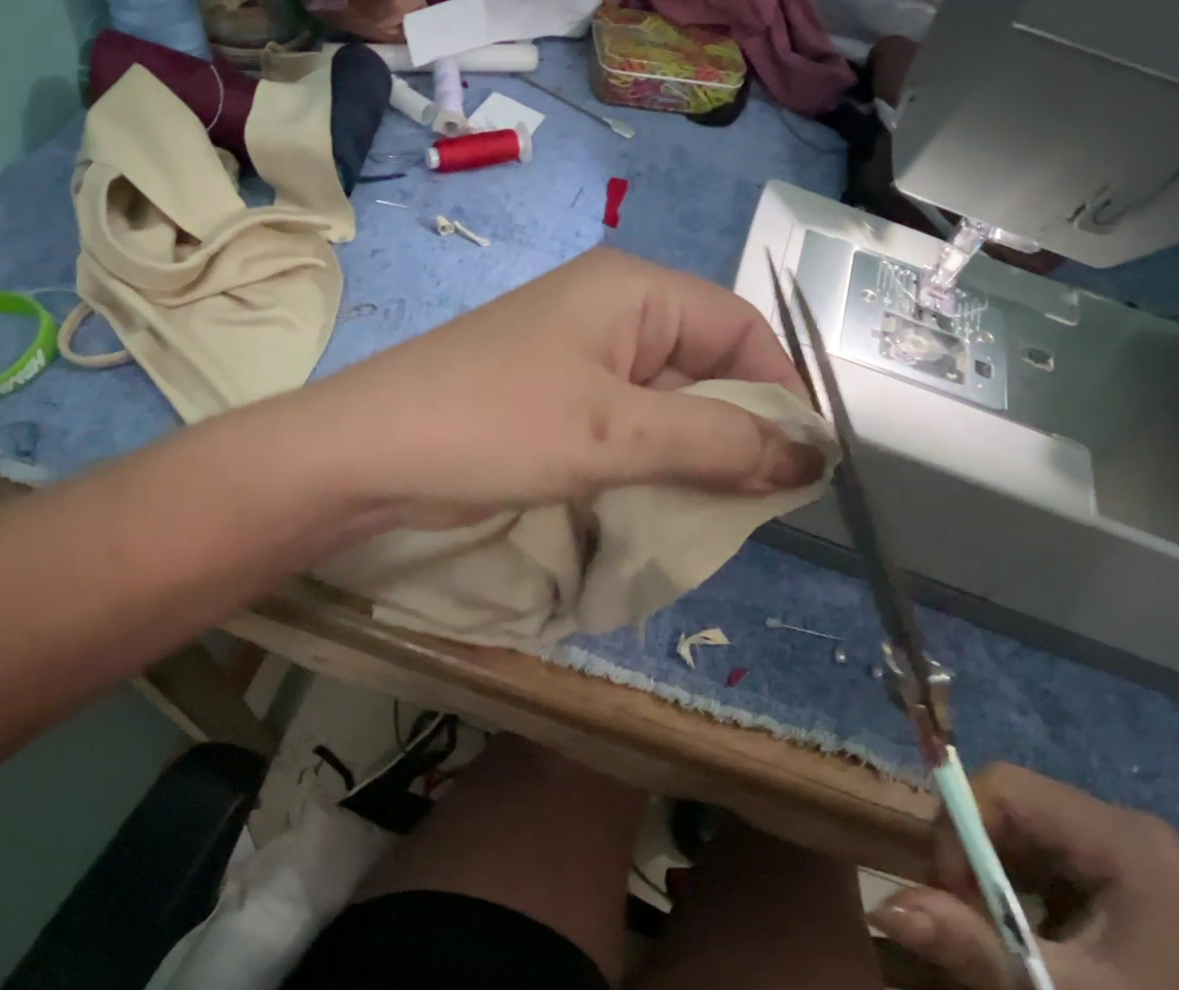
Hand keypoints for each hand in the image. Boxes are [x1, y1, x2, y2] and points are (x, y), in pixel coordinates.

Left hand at [283, 248, 826, 514]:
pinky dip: (651, 463)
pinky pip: (624, 428)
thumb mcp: (617, 434)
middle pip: (706, 366)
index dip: (783, 391)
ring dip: (697, 454)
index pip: (741, 329)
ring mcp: (575, 360)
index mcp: (633, 291)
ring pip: (666, 404)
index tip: (808, 462)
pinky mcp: (549, 404)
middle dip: (740, 430)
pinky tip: (664, 503)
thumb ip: (719, 444)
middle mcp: (609, 314)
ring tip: (724, 509)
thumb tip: (812, 459)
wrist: (366, 455)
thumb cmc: (496, 426)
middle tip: (767, 499)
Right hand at [869, 766, 1178, 989]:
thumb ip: (968, 945)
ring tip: (978, 927)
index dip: (960, 830)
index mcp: (1125, 842)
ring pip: (1004, 823)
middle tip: (956, 916)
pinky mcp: (1095, 870)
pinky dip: (993, 881)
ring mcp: (1109, 847)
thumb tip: (882, 906)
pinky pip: (1019, 848)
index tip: (947, 896)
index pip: (1007, 788)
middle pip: (1003, 801)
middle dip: (963, 853)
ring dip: (973, 870)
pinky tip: (1003, 926)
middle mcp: (1119, 827)